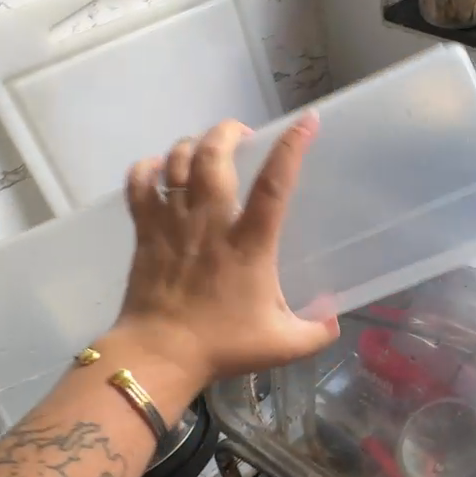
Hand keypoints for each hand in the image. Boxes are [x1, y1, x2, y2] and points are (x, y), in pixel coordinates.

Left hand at [110, 113, 338, 386]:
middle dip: (228, 132)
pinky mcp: (145, 232)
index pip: (275, 184)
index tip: (307, 121)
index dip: (292, 148)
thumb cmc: (224, 346)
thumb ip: (318, 331)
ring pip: (177, 162)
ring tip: (207, 149)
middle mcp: (211, 223)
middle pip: (213, 155)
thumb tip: (335, 316)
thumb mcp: (285, 345)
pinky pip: (140, 184)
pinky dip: (150, 168)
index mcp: (250, 244)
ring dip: (193, 146)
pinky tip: (161, 169)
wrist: (159, 355)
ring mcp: (173, 223)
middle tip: (242, 135)